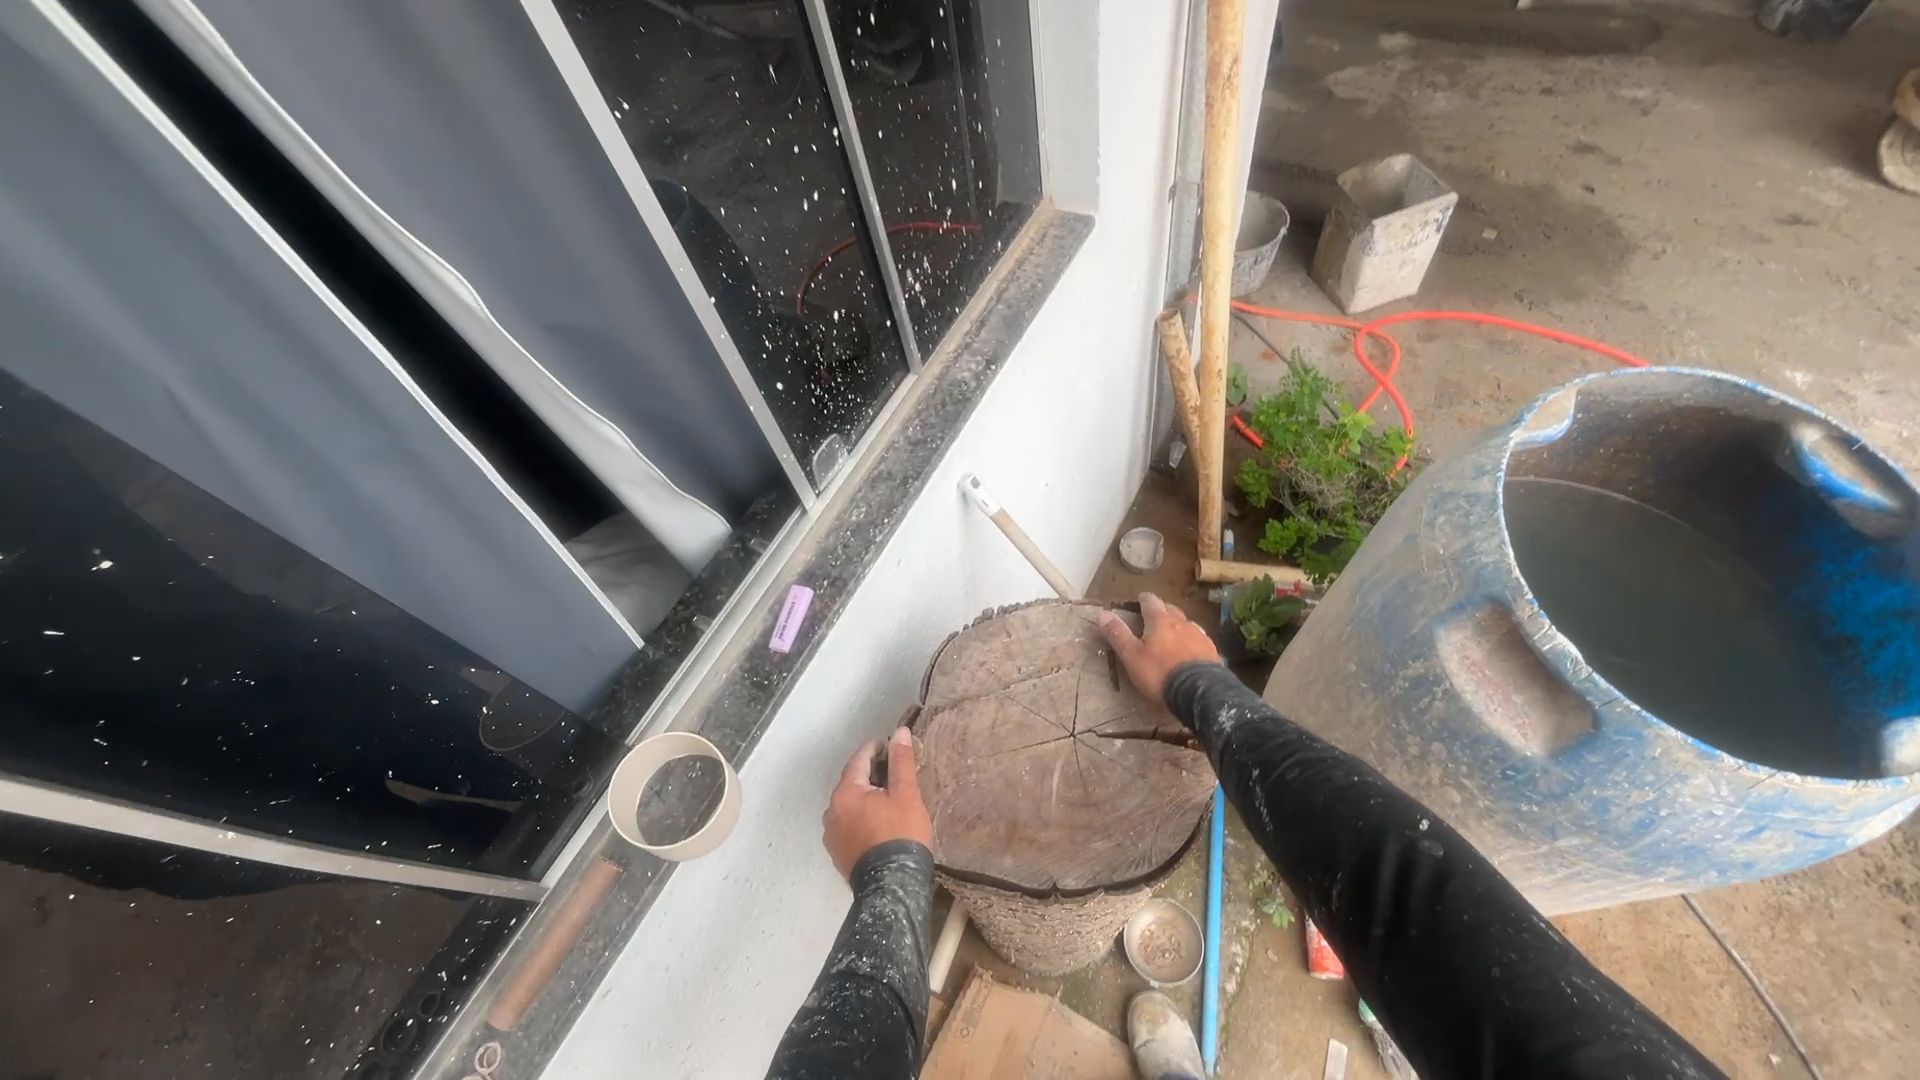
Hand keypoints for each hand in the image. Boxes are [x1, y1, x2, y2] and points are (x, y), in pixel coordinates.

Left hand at [822, 726, 933, 879]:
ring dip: (863, 797)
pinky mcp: (837, 853)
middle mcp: (832, 810)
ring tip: (886, 798)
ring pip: (848, 805)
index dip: (874, 749)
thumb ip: (901, 762)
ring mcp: (831, 834)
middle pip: (851, 782)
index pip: (859, 760)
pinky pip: (847, 824)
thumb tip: (900, 732)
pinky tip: (876, 822)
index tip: (888, 743)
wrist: (892, 887)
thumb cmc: (901, 834)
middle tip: (892, 770)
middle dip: (869, 773)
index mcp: (846, 792)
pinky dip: (859, 817)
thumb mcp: (906, 794)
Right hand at [1096, 592, 1221, 703]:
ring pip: (1187, 624)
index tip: (1140, 599)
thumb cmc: (1159, 672)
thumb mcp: (1131, 656)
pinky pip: (1199, 640)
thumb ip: (1118, 634)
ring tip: (1172, 634)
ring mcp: (1200, 636)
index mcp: (1160, 621)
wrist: (1200, 692)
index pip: (1151, 602)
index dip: (1144, 599)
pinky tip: (1190, 651)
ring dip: (1178, 625)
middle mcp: (1182, 623)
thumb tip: (1102, 613)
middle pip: (1171, 610)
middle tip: (1154, 616)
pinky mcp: (1212, 651)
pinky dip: (1192, 641)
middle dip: (1162, 610)